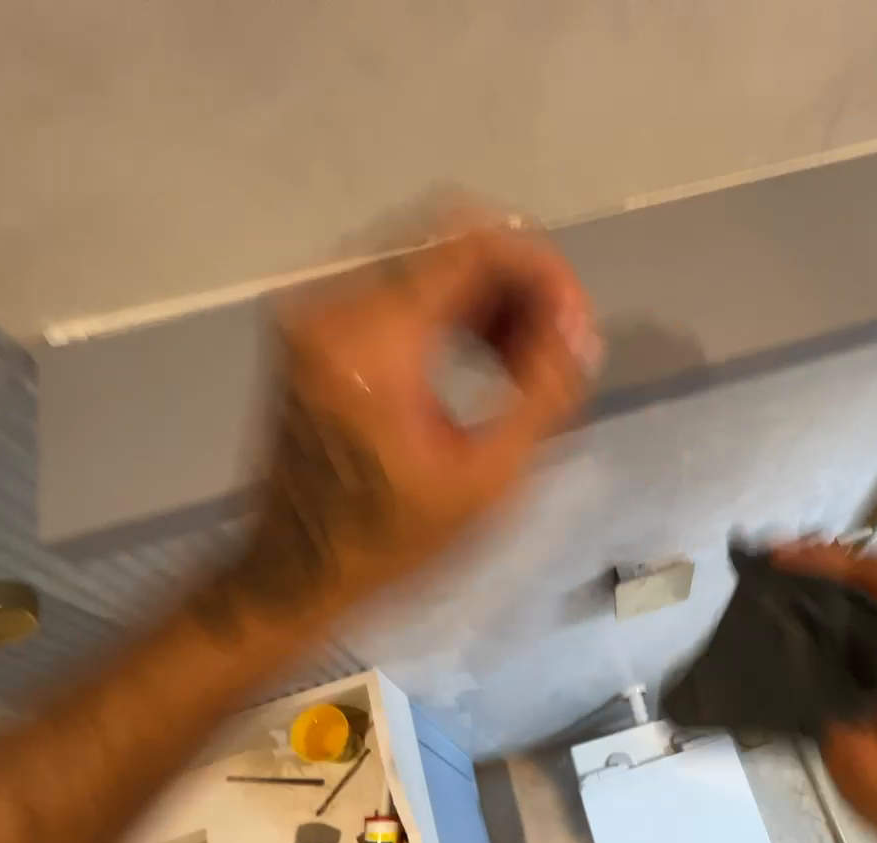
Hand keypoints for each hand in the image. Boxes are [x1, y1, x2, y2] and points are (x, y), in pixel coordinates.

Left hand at [192, 222, 598, 637]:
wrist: (295, 568)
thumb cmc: (393, 540)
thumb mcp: (486, 479)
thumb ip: (543, 394)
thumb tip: (582, 330)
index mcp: (373, 343)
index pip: (473, 247)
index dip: (542, 269)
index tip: (576, 322)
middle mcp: (333, 304)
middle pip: (450, 240)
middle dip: (521, 283)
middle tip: (559, 344)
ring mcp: (317, 310)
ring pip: (429, 257)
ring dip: (492, 296)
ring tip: (529, 359)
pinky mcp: (315, 325)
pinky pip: (402, 285)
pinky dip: (455, 309)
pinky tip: (488, 355)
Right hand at [775, 542, 876, 842]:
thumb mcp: (859, 758)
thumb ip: (824, 696)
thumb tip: (787, 642)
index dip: (830, 560)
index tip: (782, 559)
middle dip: (825, 561)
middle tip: (770, 562)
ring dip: (831, 580)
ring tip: (777, 577)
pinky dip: (840, 606)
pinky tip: (802, 611)